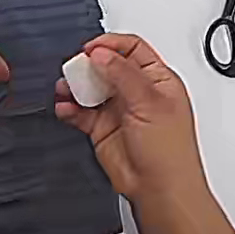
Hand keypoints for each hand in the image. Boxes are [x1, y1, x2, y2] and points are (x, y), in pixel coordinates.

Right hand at [55, 33, 234, 233]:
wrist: (159, 188)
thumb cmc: (170, 151)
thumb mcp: (149, 102)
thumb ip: (123, 74)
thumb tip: (101, 53)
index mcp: (157, 79)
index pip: (132, 49)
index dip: (111, 45)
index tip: (91, 48)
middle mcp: (137, 92)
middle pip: (106, 66)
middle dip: (88, 65)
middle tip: (74, 68)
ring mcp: (118, 110)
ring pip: (90, 88)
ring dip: (75, 86)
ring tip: (65, 88)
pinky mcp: (102, 129)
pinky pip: (80, 112)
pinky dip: (70, 108)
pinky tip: (65, 107)